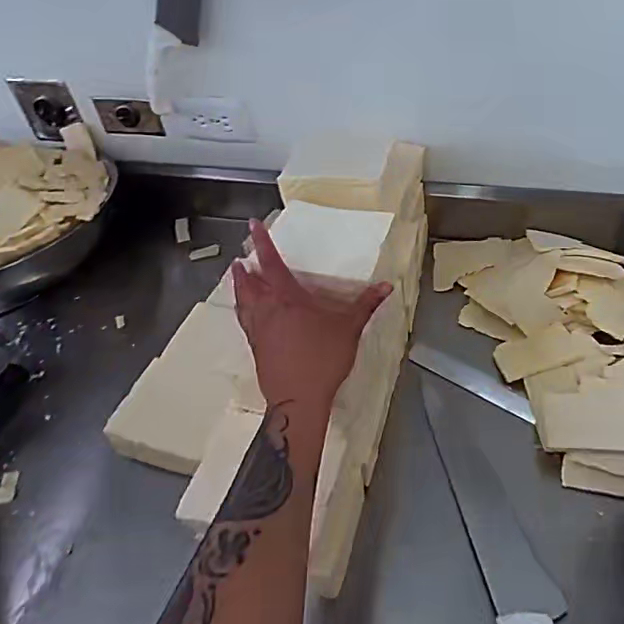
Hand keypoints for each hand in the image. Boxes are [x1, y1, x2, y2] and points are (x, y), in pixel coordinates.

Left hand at [231, 219, 392, 411]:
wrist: (298, 399)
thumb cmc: (323, 359)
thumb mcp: (348, 329)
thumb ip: (365, 305)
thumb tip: (386, 286)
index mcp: (287, 297)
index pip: (271, 263)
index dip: (262, 242)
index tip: (252, 224)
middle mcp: (267, 308)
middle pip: (250, 282)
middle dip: (245, 268)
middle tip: (241, 257)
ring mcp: (258, 328)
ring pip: (243, 300)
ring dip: (239, 286)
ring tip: (237, 276)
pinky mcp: (255, 346)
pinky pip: (244, 320)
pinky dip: (242, 309)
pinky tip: (246, 312)